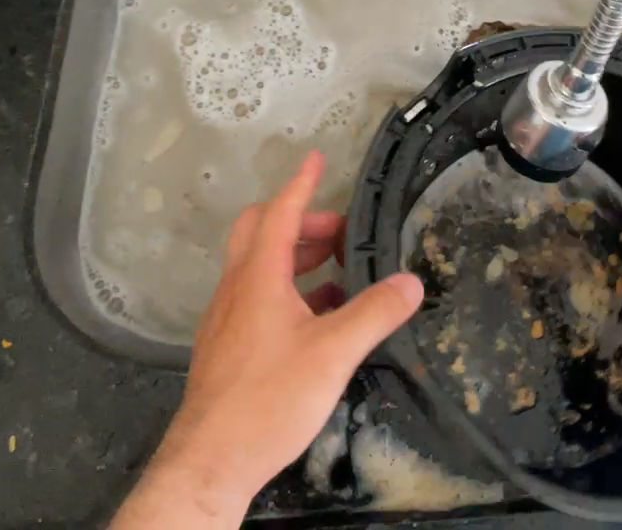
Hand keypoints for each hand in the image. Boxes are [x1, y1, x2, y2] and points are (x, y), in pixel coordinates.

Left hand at [111, 152, 423, 529]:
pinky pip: (257, 296)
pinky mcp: (227, 346)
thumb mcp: (333, 354)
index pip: (280, 214)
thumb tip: (411, 283)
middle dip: (302, 222)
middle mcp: (237, 289)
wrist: (210, 463)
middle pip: (261, 232)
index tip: (315, 158)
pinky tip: (318, 317)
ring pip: (259, 266)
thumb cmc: (268, 399)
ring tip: (340, 273)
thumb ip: (374, 313)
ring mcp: (227, 318)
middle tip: (341, 233)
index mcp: (258, 278)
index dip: (300, 183)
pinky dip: (289, 290)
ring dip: (297, 257)